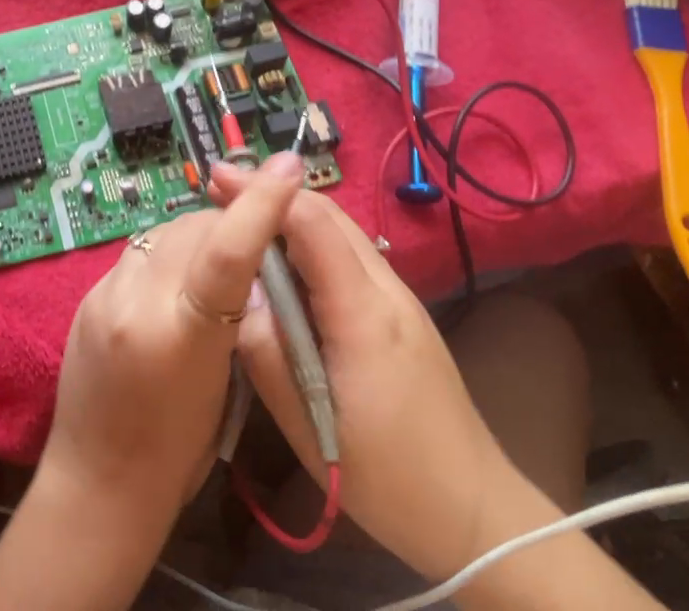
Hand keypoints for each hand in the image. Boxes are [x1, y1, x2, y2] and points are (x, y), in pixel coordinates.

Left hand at [40, 151, 304, 514]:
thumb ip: (236, 318)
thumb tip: (250, 266)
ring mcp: (104, 295)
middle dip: (229, 223)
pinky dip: (166, 254)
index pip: (226, 251)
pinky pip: (138, 252)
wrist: (98, 480)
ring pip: (164, 232)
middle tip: (257, 240)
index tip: (288, 168)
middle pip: (194, 228)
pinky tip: (175, 280)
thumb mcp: (227, 388)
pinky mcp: (87, 295)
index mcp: (182, 336)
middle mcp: (136, 303)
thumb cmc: (179, 453)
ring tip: (216, 262)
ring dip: (196, 235)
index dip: (261, 205)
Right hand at [209, 166, 522, 580]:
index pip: (313, 226)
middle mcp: (386, 291)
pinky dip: (308, 245)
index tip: (216, 179)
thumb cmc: (387, 475)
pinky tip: (281, 264)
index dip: (264, 194)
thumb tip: (232, 297)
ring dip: (291, 216)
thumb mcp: (308, 425)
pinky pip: (348, 261)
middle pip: (329, 218)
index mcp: (363, 313)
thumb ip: (266, 354)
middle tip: (218, 189)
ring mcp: (399, 301)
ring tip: (240, 218)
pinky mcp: (399, 317)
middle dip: (273, 194)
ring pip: (341, 236)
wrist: (472, 509)